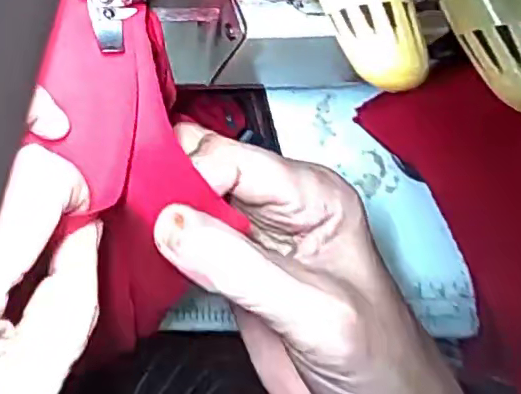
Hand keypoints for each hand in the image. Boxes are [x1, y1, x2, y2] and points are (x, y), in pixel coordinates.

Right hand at [154, 123, 456, 393]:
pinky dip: (156, 228)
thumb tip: (168, 222)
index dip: (192, 177)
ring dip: (157, 200)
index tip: (166, 214)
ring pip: (182, 182)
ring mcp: (245, 222)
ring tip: (141, 226)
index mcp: (308, 189)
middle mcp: (273, 195)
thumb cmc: (379, 366)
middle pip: (198, 155)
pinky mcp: (222, 252)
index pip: (228, 155)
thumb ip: (242, 267)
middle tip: (143, 210)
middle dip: (167, 177)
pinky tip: (149, 243)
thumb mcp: (317, 315)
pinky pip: (177, 222)